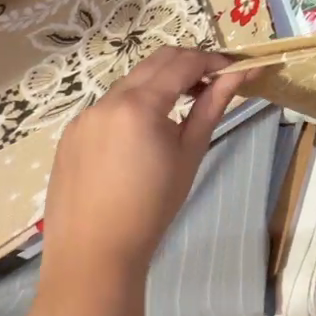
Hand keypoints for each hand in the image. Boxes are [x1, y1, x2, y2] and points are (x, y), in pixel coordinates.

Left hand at [32, 47, 247, 315]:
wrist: (93, 255)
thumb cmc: (152, 203)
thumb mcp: (191, 150)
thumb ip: (214, 103)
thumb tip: (243, 71)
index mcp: (138, 105)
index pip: (184, 63)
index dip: (215, 61)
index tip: (238, 70)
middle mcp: (106, 102)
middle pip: (158, 60)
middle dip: (190, 63)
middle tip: (214, 83)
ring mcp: (84, 117)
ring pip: (133, 79)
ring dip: (163, 80)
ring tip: (184, 106)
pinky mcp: (72, 134)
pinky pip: (111, 102)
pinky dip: (138, 100)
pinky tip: (148, 130)